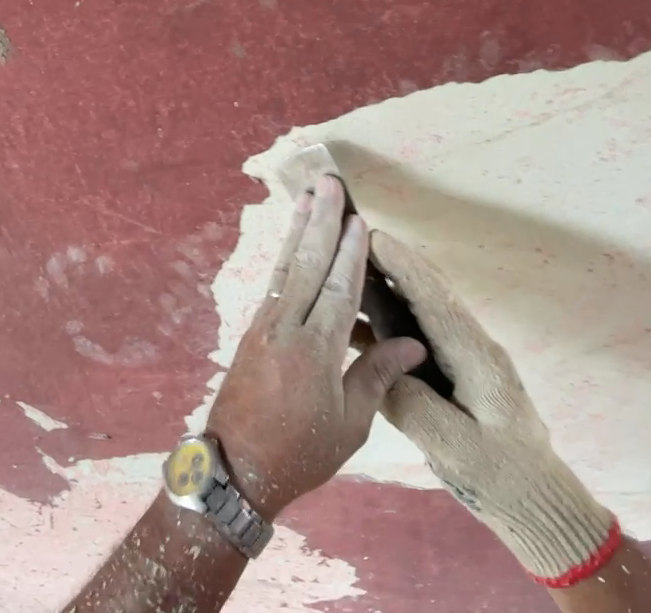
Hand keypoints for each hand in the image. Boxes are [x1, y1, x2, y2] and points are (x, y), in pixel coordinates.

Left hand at [204, 177, 427, 517]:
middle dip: (319, 221)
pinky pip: (273, 283)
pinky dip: (285, 257)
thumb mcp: (350, 423)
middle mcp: (286, 327)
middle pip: (307, 264)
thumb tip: (413, 343)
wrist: (237, 466)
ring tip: (307, 197)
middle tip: (328, 183)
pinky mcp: (253, 330)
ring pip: (285, 268)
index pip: (339, 290)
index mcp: (315, 350)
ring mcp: (264, 325)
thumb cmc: (301, 450)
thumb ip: (377, 375)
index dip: (350, 253)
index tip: (359, 218)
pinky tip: (291, 242)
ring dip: (297, 229)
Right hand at [370, 231, 620, 586]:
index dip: (402, 265)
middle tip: (349, 240)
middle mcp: (470, 347)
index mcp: (474, 358)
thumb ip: (411, 403)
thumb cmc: (499, 477)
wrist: (536, 505)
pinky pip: (414, 335)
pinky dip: (383, 321)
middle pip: (428, 292)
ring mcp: (462, 358)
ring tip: (342, 271)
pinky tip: (351, 323)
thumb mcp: (451, 446)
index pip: (434, 299)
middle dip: (391, 262)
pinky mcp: (452, 372)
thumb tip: (376, 368)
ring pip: (419, 310)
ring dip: (384, 288)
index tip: (371, 234)